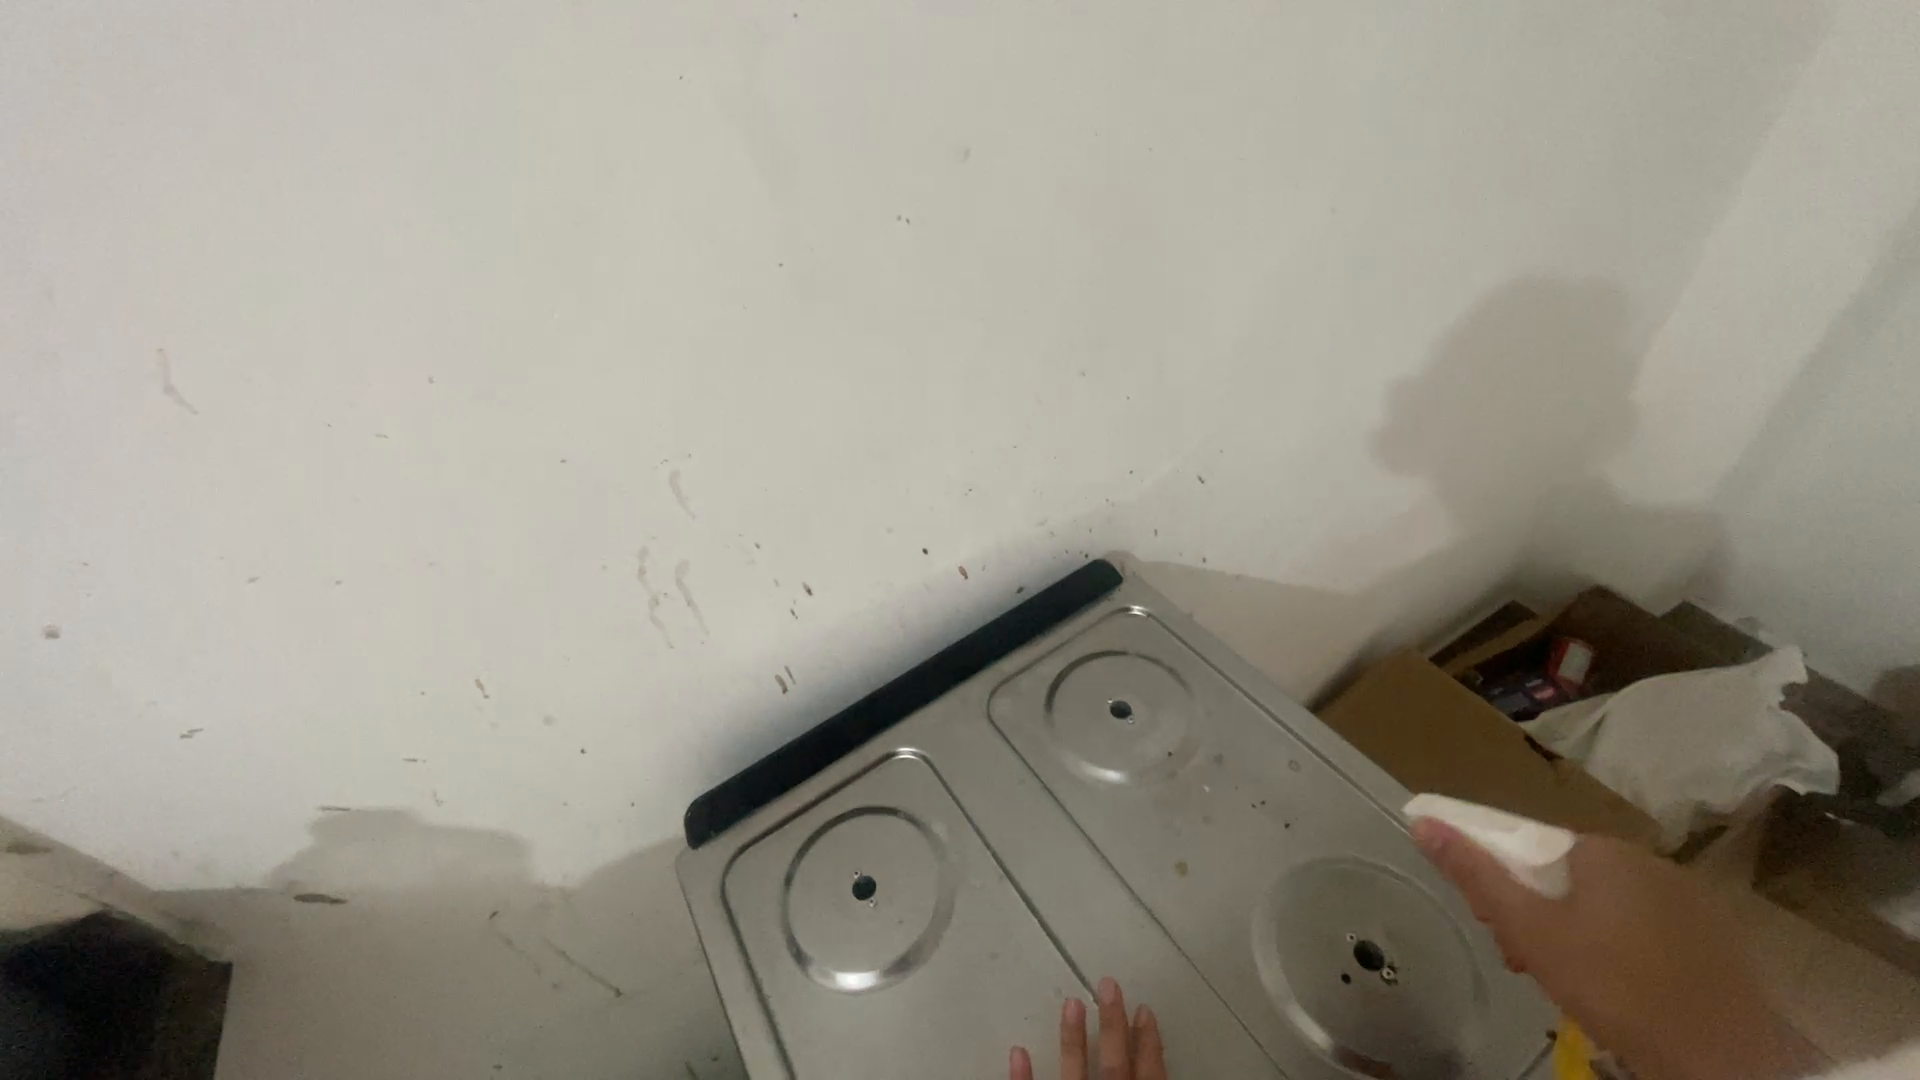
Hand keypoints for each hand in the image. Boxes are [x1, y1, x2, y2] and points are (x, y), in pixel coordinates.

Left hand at [1010, 976, 1166, 1079]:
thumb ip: (1150, 1079)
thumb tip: (1151, 1068)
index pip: (1151, 1077)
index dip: (1150, 1043)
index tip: (1145, 1008)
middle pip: (1114, 1068)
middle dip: (1113, 1025)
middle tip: (1108, 983)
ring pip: (1073, 1075)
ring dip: (1073, 1040)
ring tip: (1070, 1001)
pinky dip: (1023, 1077)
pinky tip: (1018, 1051)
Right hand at [1411, 820, 1820, 1079]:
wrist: (1727, 1065)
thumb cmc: (1614, 985)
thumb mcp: (1528, 929)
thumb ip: (1474, 873)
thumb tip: (1421, 821)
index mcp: (1603, 850)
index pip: (1527, 847)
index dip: (1500, 882)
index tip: (1490, 922)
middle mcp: (1649, 863)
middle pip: (1563, 876)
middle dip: (1533, 912)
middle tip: (1522, 958)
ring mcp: (1689, 904)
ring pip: (1602, 905)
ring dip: (1570, 933)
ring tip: (1561, 979)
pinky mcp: (1716, 944)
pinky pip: (1642, 929)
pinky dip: (1616, 949)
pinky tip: (1611, 987)